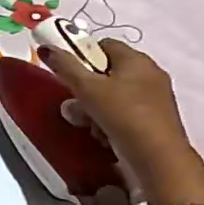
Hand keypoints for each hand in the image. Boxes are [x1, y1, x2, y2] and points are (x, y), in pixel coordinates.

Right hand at [37, 40, 195, 184]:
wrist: (158, 159)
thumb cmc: (122, 115)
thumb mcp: (87, 89)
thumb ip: (65, 66)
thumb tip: (46, 47)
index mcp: (136, 59)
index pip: (103, 45)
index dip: (82, 56)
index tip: (69, 75)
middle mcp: (149, 74)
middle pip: (106, 74)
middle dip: (85, 91)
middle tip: (76, 106)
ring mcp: (154, 99)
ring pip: (113, 97)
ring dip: (95, 111)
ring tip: (90, 127)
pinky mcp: (154, 121)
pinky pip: (124, 114)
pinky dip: (110, 123)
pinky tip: (105, 137)